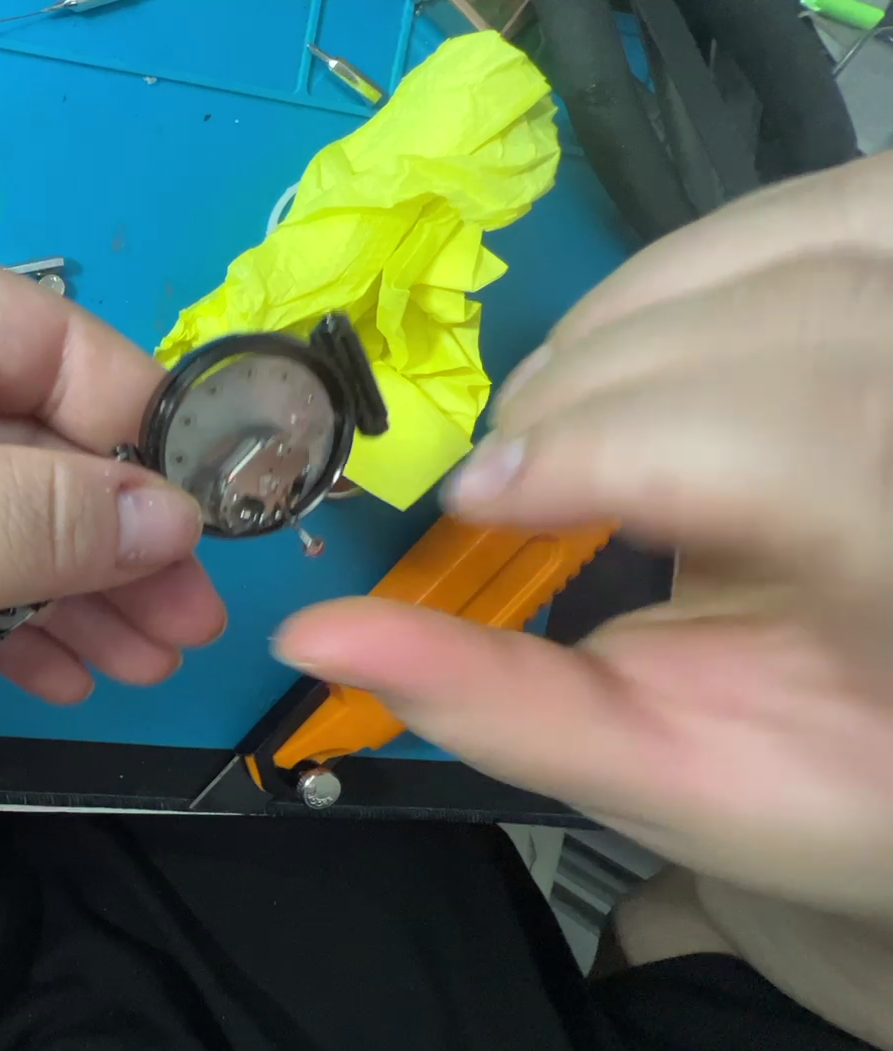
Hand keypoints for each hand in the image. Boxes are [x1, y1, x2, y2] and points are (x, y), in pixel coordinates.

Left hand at [0, 240, 223, 766]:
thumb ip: (29, 517)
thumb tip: (171, 518)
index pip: (56, 351)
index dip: (139, 436)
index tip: (207, 525)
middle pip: (39, 449)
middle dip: (116, 538)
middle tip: (186, 623)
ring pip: (5, 523)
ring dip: (77, 593)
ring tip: (146, 661)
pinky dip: (12, 623)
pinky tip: (66, 673)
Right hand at [274, 154, 892, 918]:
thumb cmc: (815, 756)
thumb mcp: (653, 768)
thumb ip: (488, 704)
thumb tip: (307, 634)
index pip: (806, 444)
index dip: (608, 447)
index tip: (481, 502)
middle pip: (787, 323)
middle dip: (589, 397)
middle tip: (517, 479)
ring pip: (796, 240)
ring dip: (620, 327)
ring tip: (572, 419)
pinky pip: (823, 203)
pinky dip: (682, 267)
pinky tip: (642, 355)